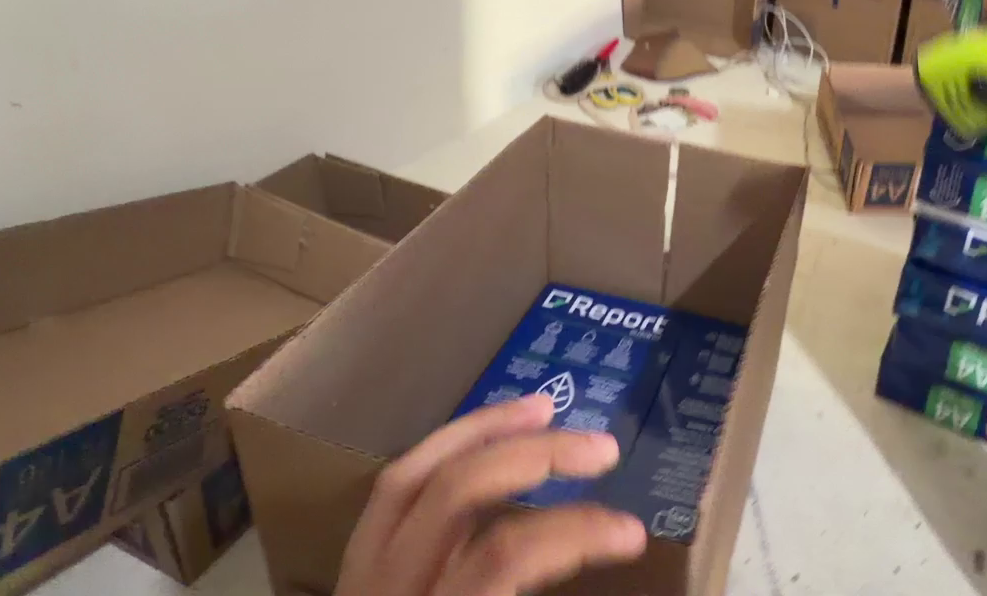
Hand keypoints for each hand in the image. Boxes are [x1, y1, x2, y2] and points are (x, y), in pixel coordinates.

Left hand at [333, 394, 648, 595]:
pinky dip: (447, 447)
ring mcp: (360, 574)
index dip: (573, 533)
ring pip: (416, 474)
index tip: (633, 531)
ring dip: (487, 431)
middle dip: (538, 456)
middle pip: (457, 492)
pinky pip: (397, 484)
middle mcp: (387, 590)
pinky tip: (486, 434)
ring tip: (546, 408)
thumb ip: (521, 589)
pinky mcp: (353, 565)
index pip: (501, 559)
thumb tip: (601, 553)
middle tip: (605, 449)